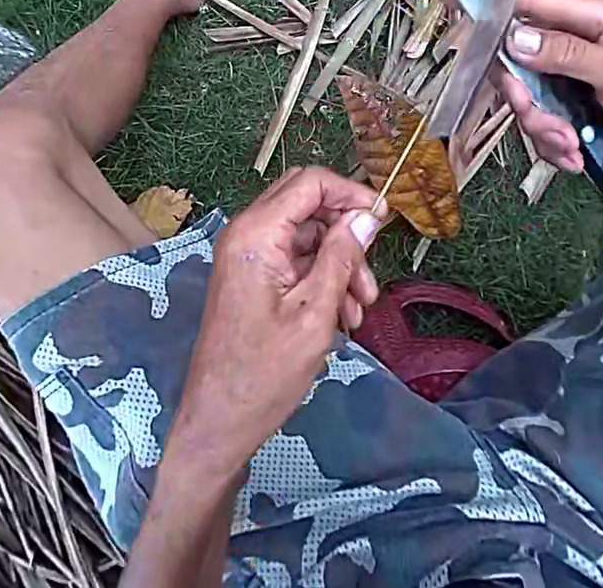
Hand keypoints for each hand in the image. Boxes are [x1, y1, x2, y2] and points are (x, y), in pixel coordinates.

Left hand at [165, 167, 383, 481]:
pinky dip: (321, 274)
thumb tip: (367, 215)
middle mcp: (247, 231)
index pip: (309, 183)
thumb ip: (341, 256)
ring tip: (361, 306)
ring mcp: (246, 252)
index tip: (384, 216)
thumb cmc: (266, 372)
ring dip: (338, 259)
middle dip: (345, 228)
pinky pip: (294, 256)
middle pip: (307, 202)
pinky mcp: (251, 272)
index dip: (350, 192)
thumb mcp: (315, 313)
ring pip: (305, 232)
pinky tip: (342, 312)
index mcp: (257, 233)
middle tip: (372, 264)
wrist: (219, 419)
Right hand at [492, 0, 602, 170]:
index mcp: (594, 19)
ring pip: (526, 97)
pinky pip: (540, 122)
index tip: (499, 66)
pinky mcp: (571, 108)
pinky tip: (576, 155)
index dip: (505, 30)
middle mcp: (576, 43)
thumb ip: (571, 55)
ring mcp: (570, 78)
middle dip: (526, 97)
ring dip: (541, 127)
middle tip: (545, 122)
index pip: (531, 7)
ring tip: (572, 146)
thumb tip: (515, 38)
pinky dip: (552, 143)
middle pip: (518, 60)